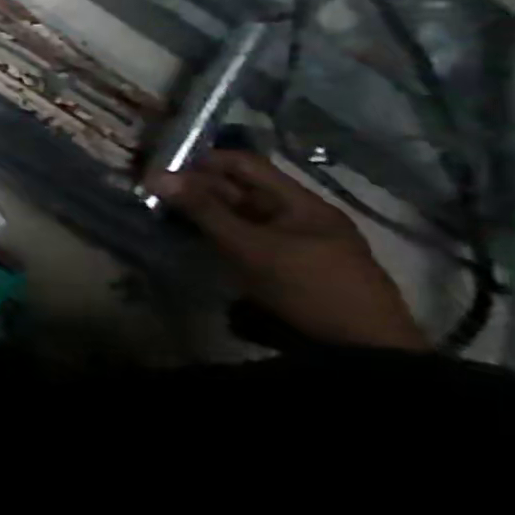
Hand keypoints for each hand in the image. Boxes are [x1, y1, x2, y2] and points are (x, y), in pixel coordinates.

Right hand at [151, 150, 428, 351]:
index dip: (203, 160)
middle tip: (153, 191)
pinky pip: (244, 237)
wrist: (361, 354)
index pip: (244, 165)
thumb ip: (202, 209)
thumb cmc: (308, 288)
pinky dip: (216, 233)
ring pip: (239, 214)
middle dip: (196, 187)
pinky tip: (192, 237)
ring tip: (164, 213)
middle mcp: (299, 216)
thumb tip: (155, 175)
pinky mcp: (285, 267)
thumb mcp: (250, 247)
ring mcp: (294, 243)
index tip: (161, 166)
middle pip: (240, 189)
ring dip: (203, 211)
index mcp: (301, 203)